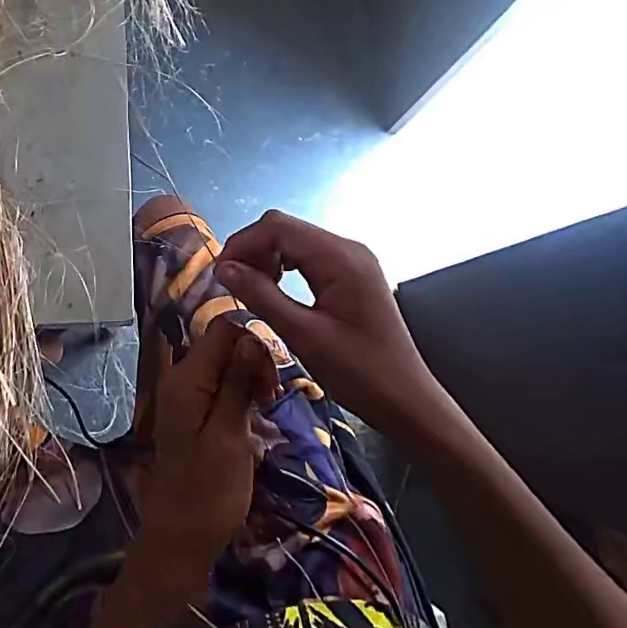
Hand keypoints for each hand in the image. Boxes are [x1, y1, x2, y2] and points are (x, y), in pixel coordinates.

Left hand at [134, 321, 273, 597]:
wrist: (182, 537)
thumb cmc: (209, 492)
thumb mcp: (230, 435)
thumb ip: (238, 383)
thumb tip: (252, 335)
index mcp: (186, 378)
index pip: (221, 329)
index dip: (253, 339)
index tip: (274, 373)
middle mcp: (181, 377)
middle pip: (223, 343)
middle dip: (253, 358)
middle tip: (272, 395)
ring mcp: (186, 394)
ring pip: (225, 363)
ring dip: (250, 376)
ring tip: (267, 405)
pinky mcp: (194, 410)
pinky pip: (220, 384)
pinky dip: (241, 391)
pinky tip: (255, 413)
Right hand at [215, 210, 443, 430]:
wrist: (407, 400)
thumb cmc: (360, 373)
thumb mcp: (304, 337)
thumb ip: (261, 296)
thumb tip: (224, 269)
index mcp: (340, 258)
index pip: (278, 227)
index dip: (242, 244)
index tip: (219, 274)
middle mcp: (348, 249)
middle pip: (285, 229)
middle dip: (251, 250)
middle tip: (229, 283)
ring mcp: (352, 260)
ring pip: (294, 241)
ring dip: (265, 258)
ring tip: (247, 289)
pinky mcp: (351, 274)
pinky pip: (307, 257)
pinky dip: (282, 267)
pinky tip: (272, 290)